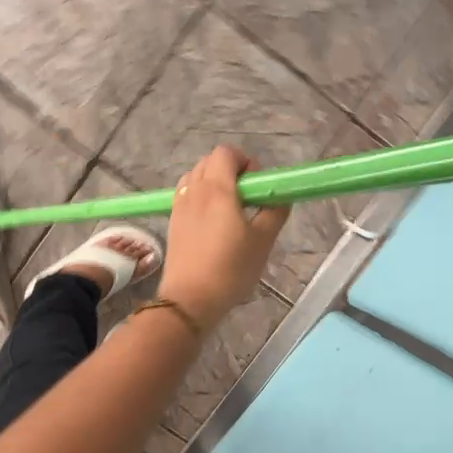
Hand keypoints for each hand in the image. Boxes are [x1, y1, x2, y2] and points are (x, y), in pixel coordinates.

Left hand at [159, 146, 289, 325]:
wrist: (190, 299)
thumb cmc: (231, 269)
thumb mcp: (263, 240)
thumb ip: (274, 211)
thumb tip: (280, 196)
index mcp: (217, 189)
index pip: (226, 153)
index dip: (246, 161)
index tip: (258, 186)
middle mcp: (193, 190)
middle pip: (209, 162)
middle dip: (231, 171)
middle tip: (248, 199)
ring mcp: (179, 205)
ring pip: (195, 177)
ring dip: (213, 183)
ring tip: (229, 210)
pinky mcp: (172, 222)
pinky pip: (186, 195)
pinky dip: (200, 197)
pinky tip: (212, 223)